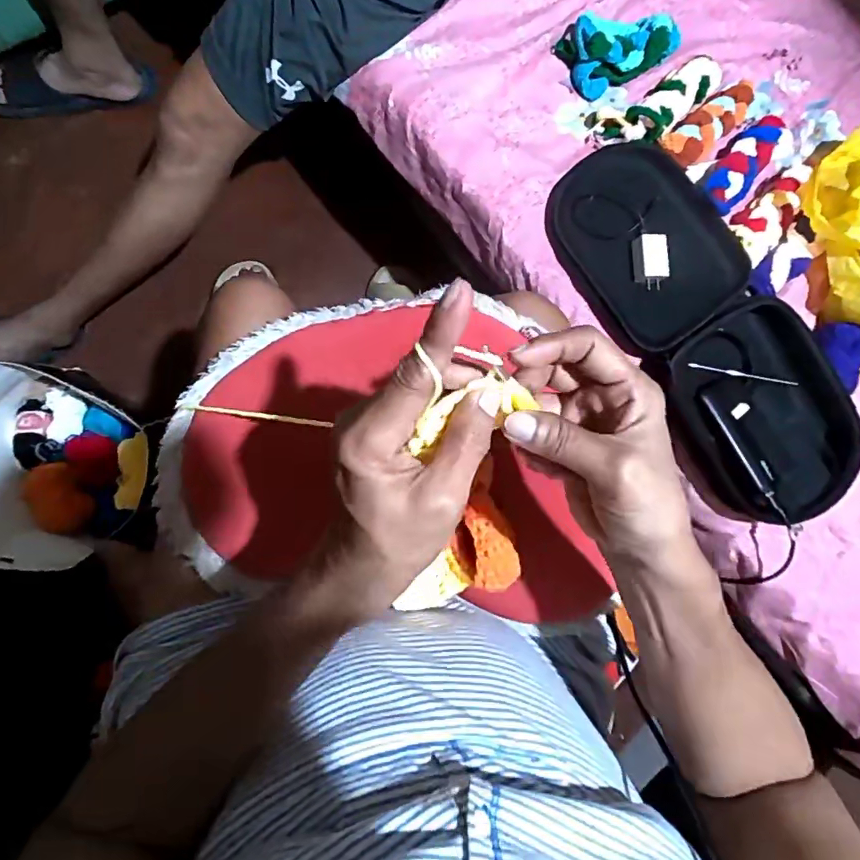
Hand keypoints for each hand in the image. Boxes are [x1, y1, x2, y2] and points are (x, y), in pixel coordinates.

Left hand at [316, 280, 497, 613]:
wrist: (357, 567)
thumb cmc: (401, 542)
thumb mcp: (443, 497)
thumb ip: (466, 440)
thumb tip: (488, 393)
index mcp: (371, 436)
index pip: (414, 372)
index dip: (441, 330)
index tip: (460, 291)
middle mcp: (358, 417)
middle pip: (418, 375)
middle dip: (462, 371)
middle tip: (502, 388)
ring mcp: (360, 420)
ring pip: (416, 385)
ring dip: (454, 387)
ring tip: (489, 404)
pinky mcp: (368, 426)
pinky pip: (410, 401)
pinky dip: (440, 401)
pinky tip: (465, 413)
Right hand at [503, 326, 694, 564]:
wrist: (645, 554)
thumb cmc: (646, 504)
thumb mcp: (611, 468)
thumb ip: (561, 440)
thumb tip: (509, 418)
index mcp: (629, 388)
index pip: (587, 346)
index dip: (551, 345)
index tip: (515, 359)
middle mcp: (603, 396)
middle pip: (557, 367)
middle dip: (529, 379)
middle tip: (505, 401)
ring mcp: (581, 420)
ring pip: (540, 398)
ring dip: (523, 414)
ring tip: (519, 441)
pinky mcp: (564, 445)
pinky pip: (534, 430)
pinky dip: (528, 442)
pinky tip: (539, 467)